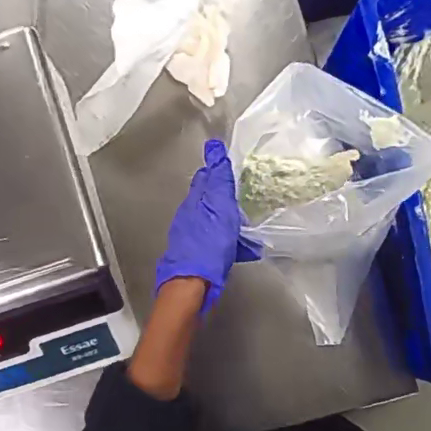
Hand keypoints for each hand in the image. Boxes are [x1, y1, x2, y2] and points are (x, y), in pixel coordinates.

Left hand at [154, 139, 256, 310]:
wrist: (193, 282)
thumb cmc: (209, 243)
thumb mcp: (219, 206)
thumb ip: (218, 180)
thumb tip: (213, 149)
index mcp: (194, 202)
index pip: (204, 178)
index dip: (217, 171)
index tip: (227, 167)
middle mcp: (188, 218)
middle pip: (207, 201)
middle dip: (221, 197)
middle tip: (239, 195)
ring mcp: (190, 238)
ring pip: (210, 222)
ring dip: (224, 221)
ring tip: (242, 226)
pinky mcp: (195, 256)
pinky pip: (212, 241)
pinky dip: (224, 239)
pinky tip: (235, 247)